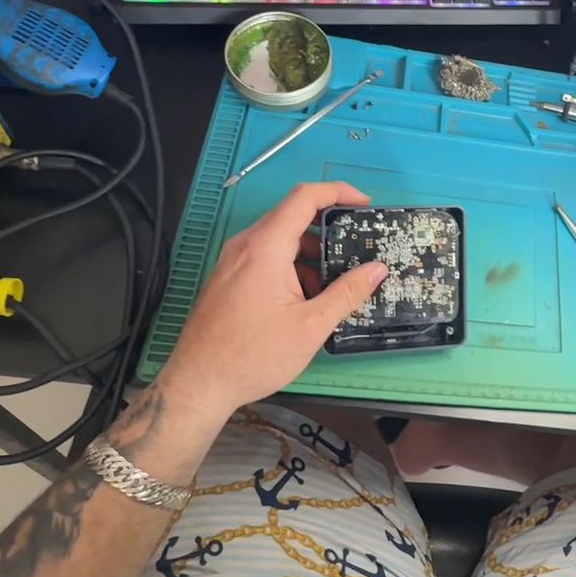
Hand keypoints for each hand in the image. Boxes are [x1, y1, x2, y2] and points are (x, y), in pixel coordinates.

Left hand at [152, 182, 387, 419]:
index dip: (338, 191)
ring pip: (280, 239)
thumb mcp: (311, 325)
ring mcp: (233, 260)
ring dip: (311, 252)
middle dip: (329, 228)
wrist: (197, 385)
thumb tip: (378, 269)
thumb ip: (347, 292)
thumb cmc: (254, 355)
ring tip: (334, 282)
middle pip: (293, 216)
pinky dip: (292, 265)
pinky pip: (266, 256)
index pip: (305, 197)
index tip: (365, 204)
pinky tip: (305, 298)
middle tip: (357, 246)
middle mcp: (246, 244)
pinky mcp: (228, 277)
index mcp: (266, 247)